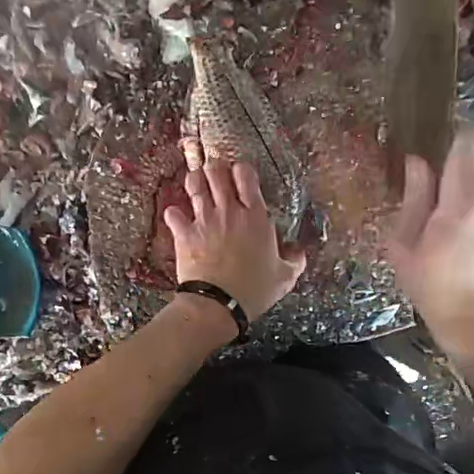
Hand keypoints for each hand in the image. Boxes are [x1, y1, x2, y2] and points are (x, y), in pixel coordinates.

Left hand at [164, 160, 306, 320]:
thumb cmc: (254, 290)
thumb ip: (295, 260)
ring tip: (197, 185)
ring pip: (195, 184)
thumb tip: (299, 251)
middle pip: (217, 171)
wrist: (218, 304)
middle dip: (215, 169)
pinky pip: (173, 213)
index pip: (246, 175)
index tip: (240, 176)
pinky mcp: (184, 234)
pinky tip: (177, 218)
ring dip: (195, 181)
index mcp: (256, 217)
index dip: (241, 170)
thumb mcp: (285, 277)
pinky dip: (174, 214)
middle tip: (216, 176)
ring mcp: (204, 220)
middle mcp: (229, 211)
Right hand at [386, 125, 473, 360]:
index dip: (449, 134)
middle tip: (418, 196)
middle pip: (467, 166)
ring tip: (430, 224)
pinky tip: (446, 238)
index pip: (466, 142)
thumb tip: (417, 162)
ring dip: (453, 198)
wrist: (472, 317)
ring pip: (472, 189)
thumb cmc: (431, 283)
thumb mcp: (405, 243)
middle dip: (444, 174)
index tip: (429, 139)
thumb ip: (414, 197)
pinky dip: (463, 213)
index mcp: (463, 198)